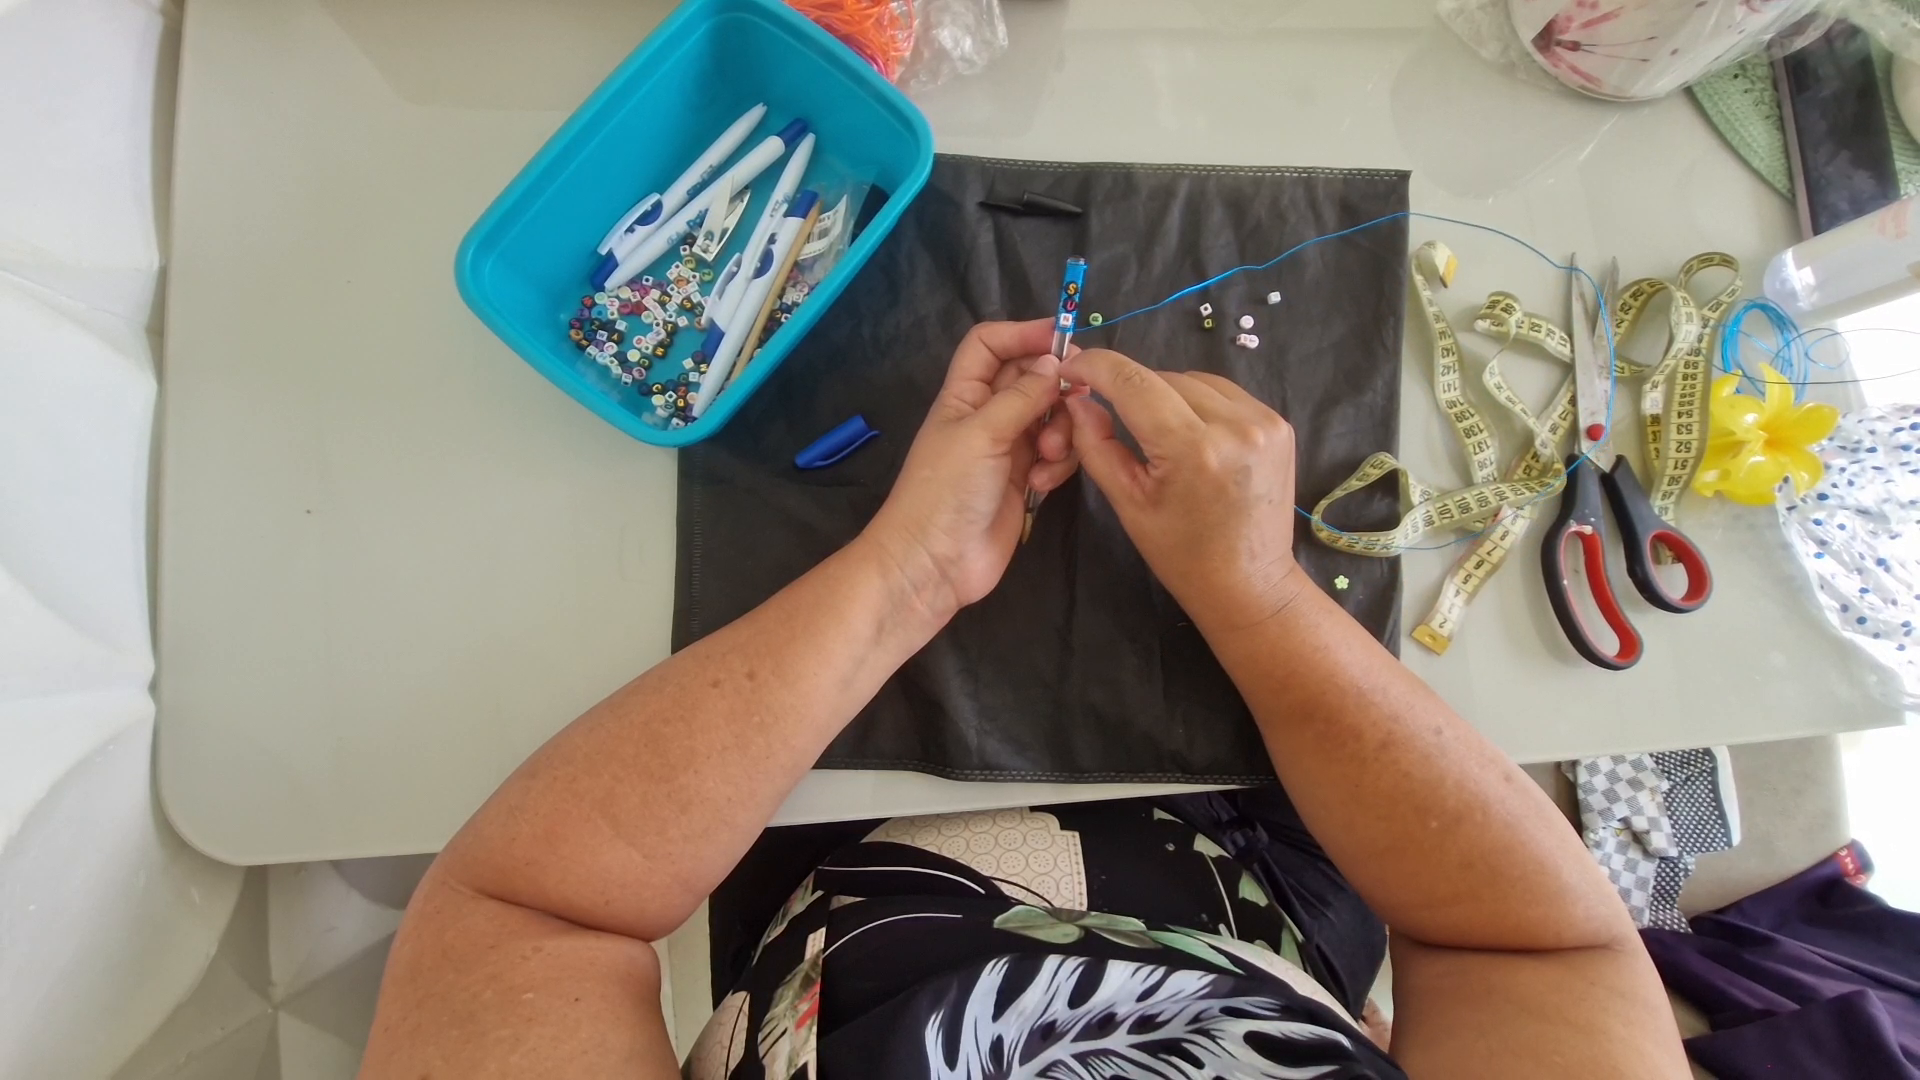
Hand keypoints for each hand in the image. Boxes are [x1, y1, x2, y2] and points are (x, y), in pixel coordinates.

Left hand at [858, 319, 1078, 619]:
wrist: (935, 563)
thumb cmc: (947, 490)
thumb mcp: (982, 433)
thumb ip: (1022, 395)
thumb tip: (1054, 362)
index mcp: (964, 394)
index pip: (990, 344)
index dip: (1023, 333)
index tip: (1064, 338)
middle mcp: (987, 415)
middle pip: (1030, 379)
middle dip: (1054, 388)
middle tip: (1077, 400)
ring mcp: (1007, 449)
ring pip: (1050, 417)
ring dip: (1060, 431)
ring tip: (1048, 456)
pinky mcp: (1024, 480)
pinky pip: (1055, 454)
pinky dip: (1057, 463)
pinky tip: (1042, 485)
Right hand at [1060, 349, 1306, 635]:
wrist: (1248, 583)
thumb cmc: (1180, 554)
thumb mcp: (1128, 504)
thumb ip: (1096, 445)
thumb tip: (1077, 399)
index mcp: (1192, 449)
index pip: (1134, 383)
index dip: (1096, 366)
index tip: (1071, 365)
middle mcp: (1235, 424)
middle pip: (1163, 377)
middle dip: (1129, 387)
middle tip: (1104, 408)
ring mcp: (1264, 420)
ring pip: (1194, 379)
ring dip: (1163, 391)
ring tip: (1148, 424)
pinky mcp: (1279, 422)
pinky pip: (1223, 392)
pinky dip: (1195, 400)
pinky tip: (1185, 428)